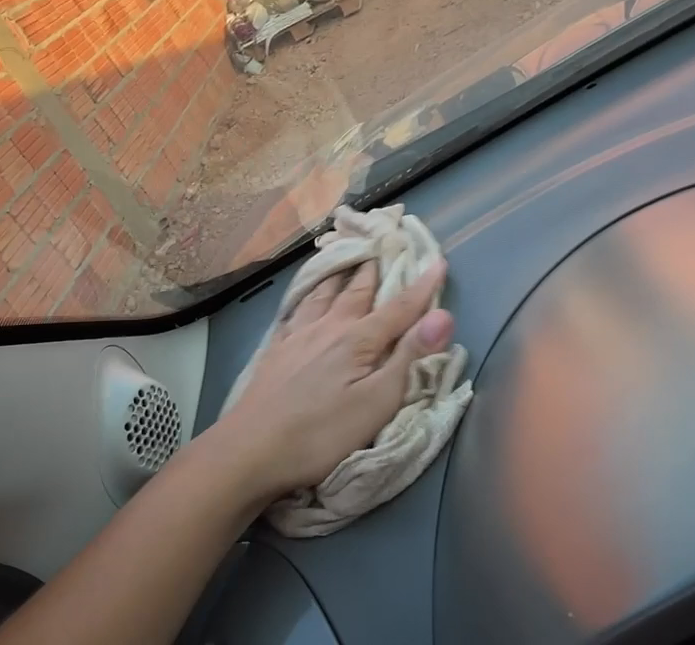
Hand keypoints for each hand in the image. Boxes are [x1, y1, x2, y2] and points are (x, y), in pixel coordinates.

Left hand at [211, 257, 453, 506]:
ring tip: (345, 260)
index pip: (399, 308)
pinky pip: (295, 312)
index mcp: (357, 340)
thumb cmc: (322, 433)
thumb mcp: (377, 402)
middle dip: (374, 270)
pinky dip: (306, 298)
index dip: (422, 287)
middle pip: (356, 292)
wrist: (251, 448)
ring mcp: (297, 336)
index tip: (439, 261)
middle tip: (383, 247)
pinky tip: (303, 301)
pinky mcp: (276, 351)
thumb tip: (443, 316)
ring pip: (322, 295)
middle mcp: (328, 327)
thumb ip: (409, 357)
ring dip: (339, 276)